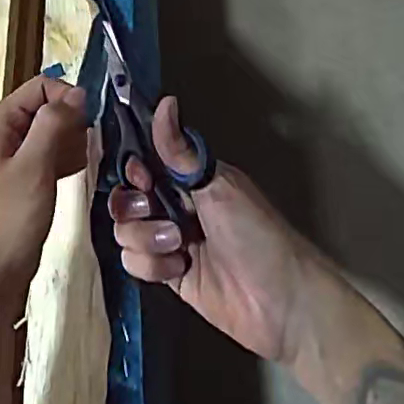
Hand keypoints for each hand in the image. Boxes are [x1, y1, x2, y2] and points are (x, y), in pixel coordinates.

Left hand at [0, 75, 90, 301]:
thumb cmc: (9, 219)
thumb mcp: (34, 166)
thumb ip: (54, 124)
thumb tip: (78, 93)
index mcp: (1, 120)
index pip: (42, 86)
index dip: (68, 98)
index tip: (88, 124)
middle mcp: (8, 131)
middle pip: (51, 106)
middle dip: (73, 123)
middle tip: (82, 152)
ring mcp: (18, 155)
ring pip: (57, 131)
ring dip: (73, 143)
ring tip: (78, 168)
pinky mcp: (30, 177)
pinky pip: (56, 154)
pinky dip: (69, 160)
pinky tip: (76, 175)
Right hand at [110, 95, 322, 364]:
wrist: (281, 302)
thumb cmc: (256, 233)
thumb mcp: (217, 185)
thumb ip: (180, 149)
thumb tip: (166, 101)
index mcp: (185, 177)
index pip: (139, 162)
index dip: (132, 170)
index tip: (144, 179)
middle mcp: (171, 203)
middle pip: (123, 196)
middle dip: (132, 206)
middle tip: (154, 212)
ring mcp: (165, 239)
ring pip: (124, 230)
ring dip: (147, 238)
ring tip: (179, 245)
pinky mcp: (164, 272)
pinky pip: (132, 262)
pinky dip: (152, 266)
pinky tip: (179, 268)